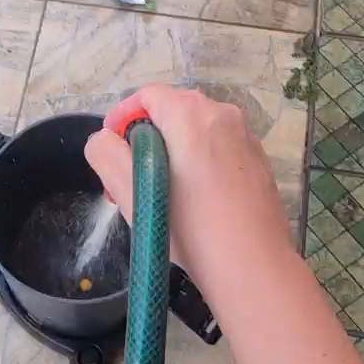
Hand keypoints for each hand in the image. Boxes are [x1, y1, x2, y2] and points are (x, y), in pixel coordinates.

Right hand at [84, 85, 293, 287]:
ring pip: (196, 131)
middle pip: (172, 111)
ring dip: (169, 152)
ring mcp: (246, 137)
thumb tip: (106, 139)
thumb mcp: (130, 191)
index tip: (111, 152)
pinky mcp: (258, 162)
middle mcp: (224, 114)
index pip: (147, 95)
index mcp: (192, 114)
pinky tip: (191, 201)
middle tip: (127, 178)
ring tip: (156, 193)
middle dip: (144, 138)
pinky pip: (218, 148)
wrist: (253, 267)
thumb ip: (105, 153)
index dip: (121, 118)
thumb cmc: (187, 227)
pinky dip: (197, 162)